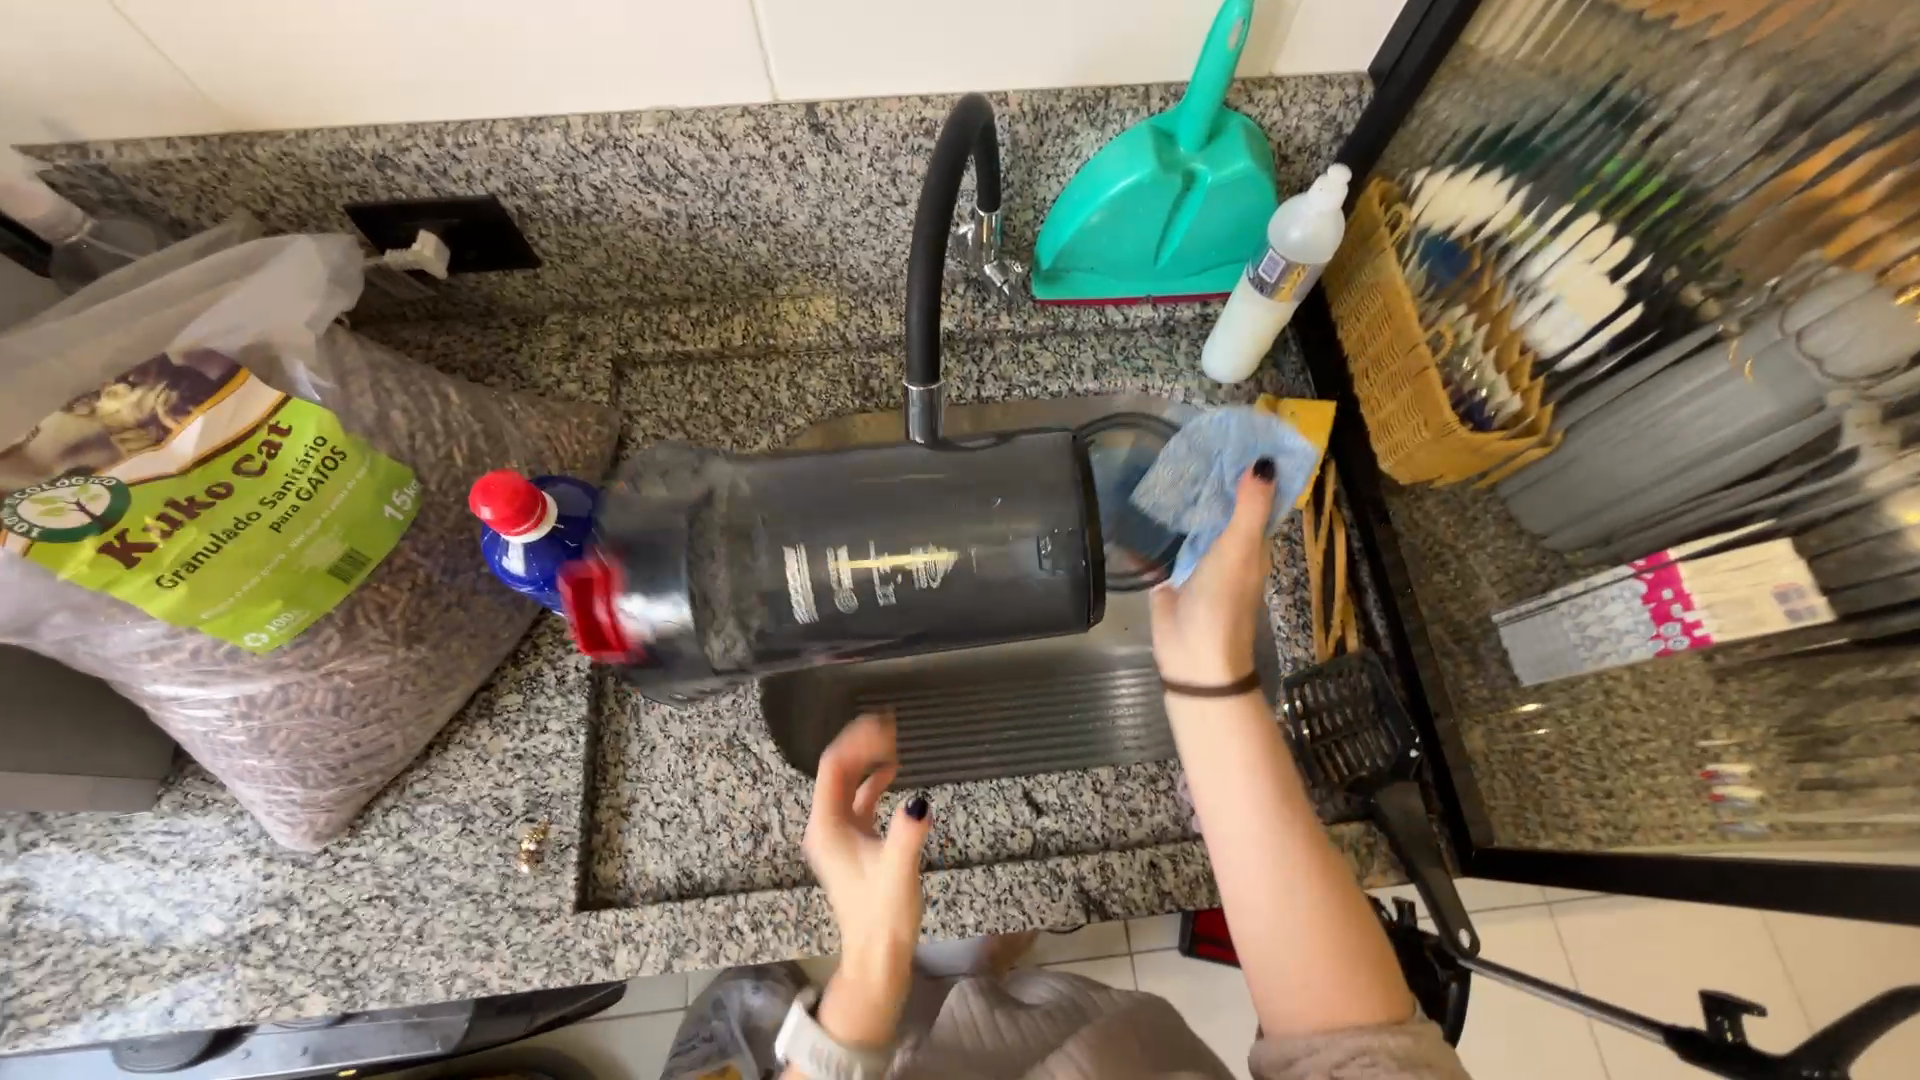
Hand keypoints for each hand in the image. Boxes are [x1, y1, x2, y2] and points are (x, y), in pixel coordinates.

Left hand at [802, 711, 931, 1048]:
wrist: (878, 955)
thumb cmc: (883, 914)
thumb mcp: (897, 871)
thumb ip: (907, 835)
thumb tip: (920, 801)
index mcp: (827, 827)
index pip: (834, 767)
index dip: (857, 740)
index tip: (886, 725)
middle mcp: (827, 825)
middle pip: (838, 770)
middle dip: (862, 744)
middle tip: (892, 726)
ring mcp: (839, 834)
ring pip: (848, 782)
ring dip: (868, 759)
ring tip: (893, 740)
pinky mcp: (854, 842)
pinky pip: (859, 799)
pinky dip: (874, 781)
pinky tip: (892, 772)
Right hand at [1148, 462, 1276, 684]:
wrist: (1192, 655)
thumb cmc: (1222, 601)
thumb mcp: (1239, 549)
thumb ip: (1249, 508)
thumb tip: (1264, 461)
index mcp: (1249, 542)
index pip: (1252, 498)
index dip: (1246, 470)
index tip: (1232, 434)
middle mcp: (1224, 549)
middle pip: (1217, 508)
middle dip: (1207, 479)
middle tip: (1185, 441)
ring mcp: (1194, 563)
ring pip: (1189, 524)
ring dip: (1178, 501)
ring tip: (1158, 464)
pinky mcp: (1166, 575)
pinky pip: (1158, 546)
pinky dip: (1148, 529)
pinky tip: (1129, 506)